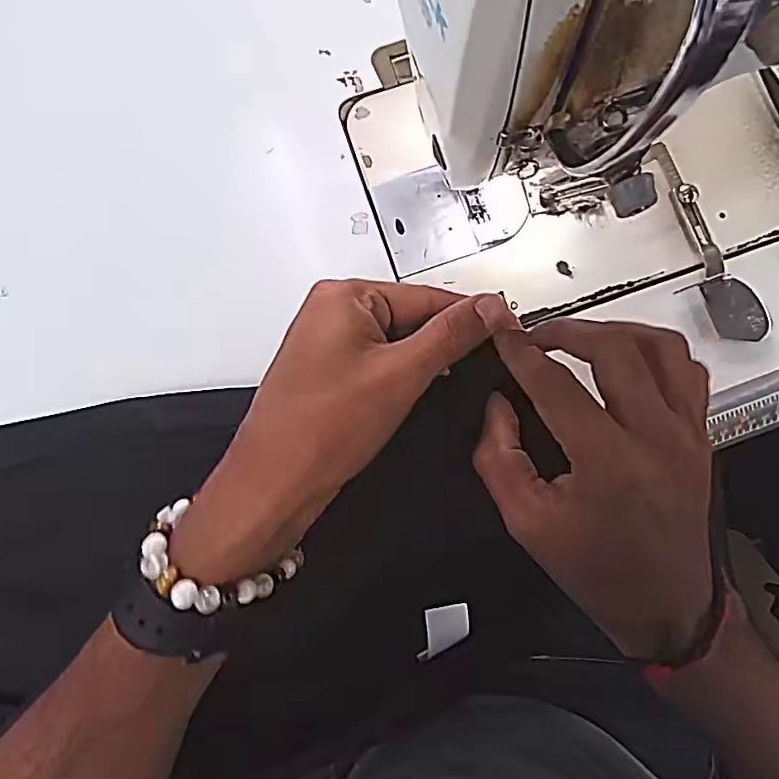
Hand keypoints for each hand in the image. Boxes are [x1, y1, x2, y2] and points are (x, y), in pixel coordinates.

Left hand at [175, 280, 516, 581]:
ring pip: (398, 342)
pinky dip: (401, 377)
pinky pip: (380, 363)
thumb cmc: (313, 432)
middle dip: (443, 343)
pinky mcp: (331, 371)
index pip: (427, 294)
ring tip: (434, 386)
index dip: (470, 316)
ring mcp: (328, 343)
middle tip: (479, 361)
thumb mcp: (400, 375)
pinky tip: (406, 398)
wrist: (275, 484)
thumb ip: (450, 336)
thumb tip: (485, 308)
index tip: (503, 327)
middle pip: (412, 316)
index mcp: (341, 296)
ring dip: (422, 363)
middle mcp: (330, 312)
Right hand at [474, 319, 721, 659]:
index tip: (503, 335)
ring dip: (616, 331)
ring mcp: (686, 435)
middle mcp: (656, 439)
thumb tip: (497, 407)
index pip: (556, 384)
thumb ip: (499, 458)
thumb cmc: (602, 572)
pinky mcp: (700, 437)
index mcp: (609, 462)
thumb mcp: (527, 523)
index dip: (520, 353)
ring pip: (661, 347)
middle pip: (614, 349)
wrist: (666, 606)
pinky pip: (688, 371)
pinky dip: (657, 352)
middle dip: (567, 330)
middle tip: (538, 337)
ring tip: (584, 337)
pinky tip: (632, 359)